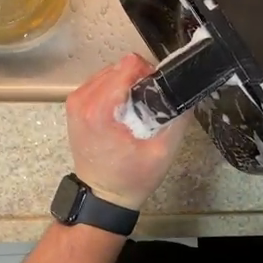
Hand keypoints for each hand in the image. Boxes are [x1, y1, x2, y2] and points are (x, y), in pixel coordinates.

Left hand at [65, 54, 185, 210]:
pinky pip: (99, 83)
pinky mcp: (75, 106)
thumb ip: (178, 117)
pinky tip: (123, 113)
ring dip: (126, 86)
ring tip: (135, 112)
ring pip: (109, 72)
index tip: (156, 94)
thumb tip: (187, 92)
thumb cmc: (129, 179)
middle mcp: (82, 100)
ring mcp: (75, 102)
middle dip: (138, 81)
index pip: (129, 64)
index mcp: (100, 109)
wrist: (102, 198)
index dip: (149, 74)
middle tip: (148, 107)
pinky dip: (114, 92)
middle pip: (119, 66)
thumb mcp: (163, 151)